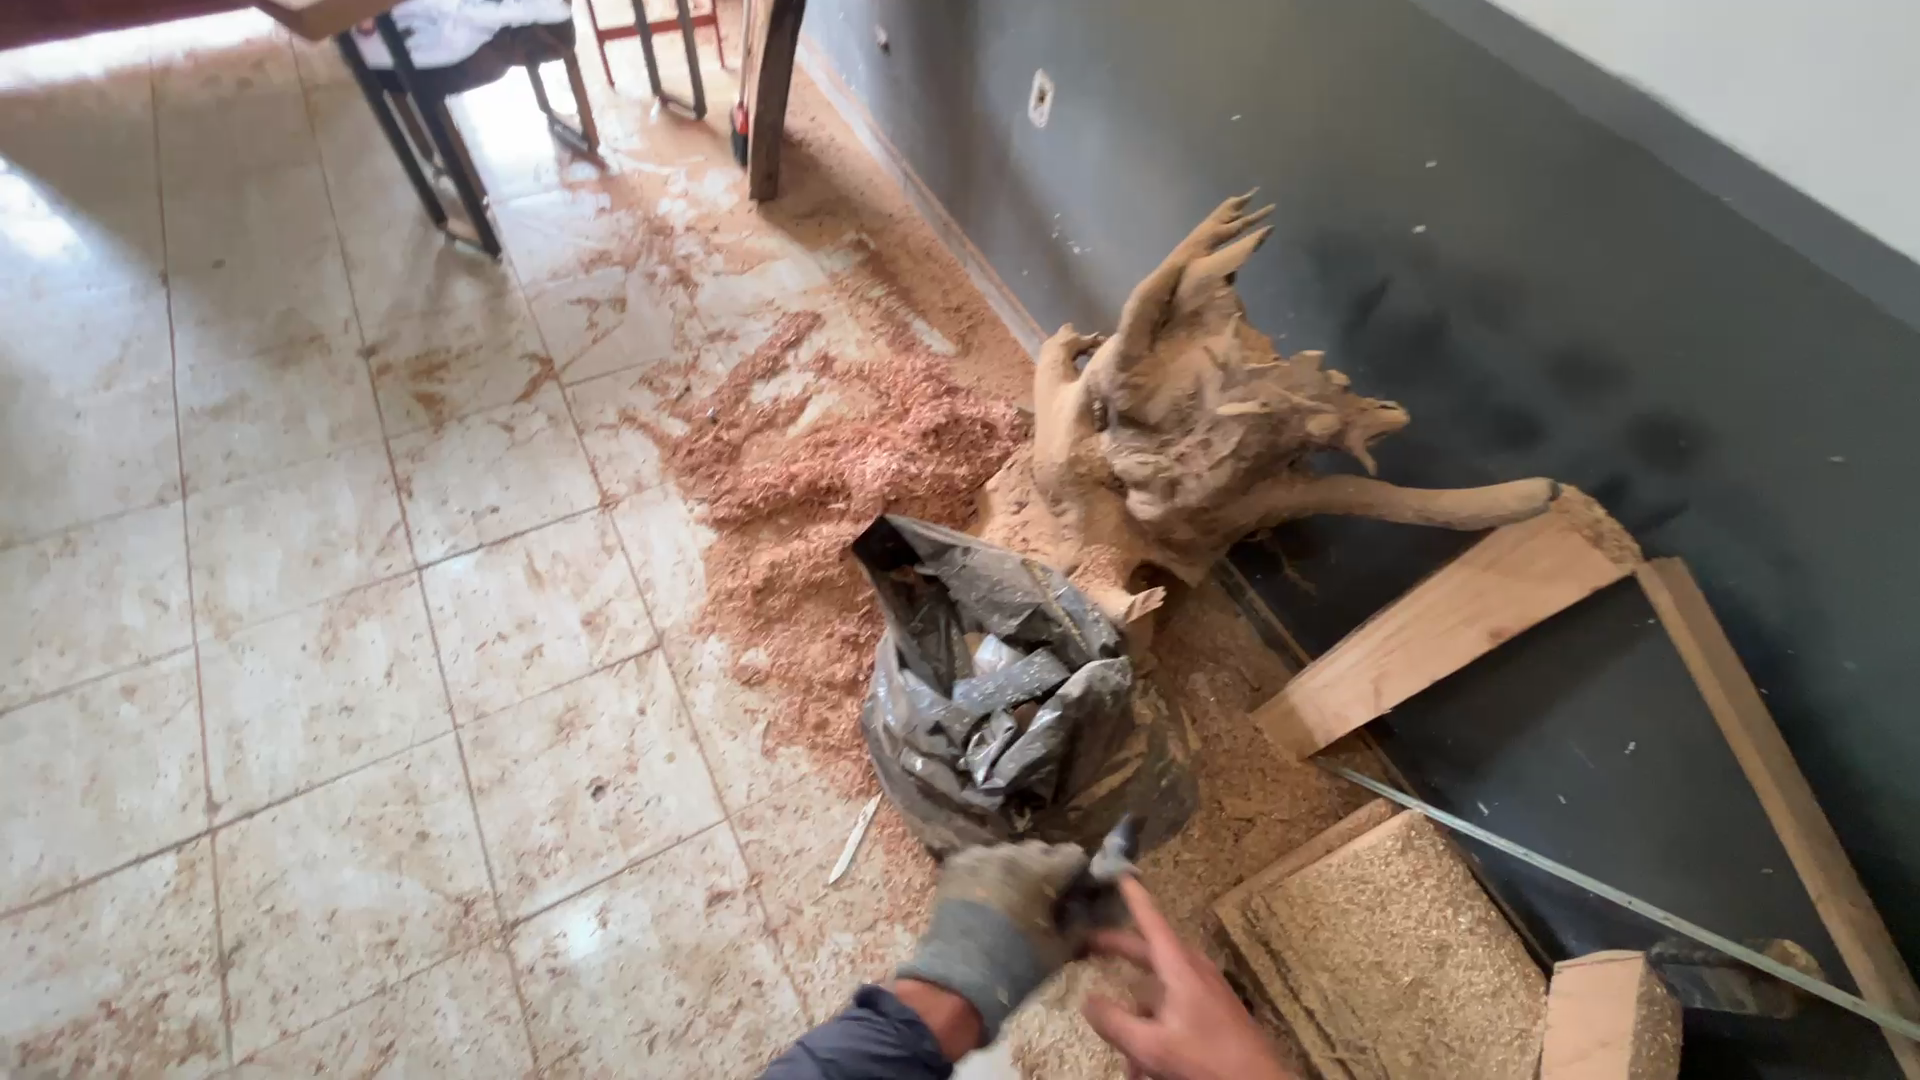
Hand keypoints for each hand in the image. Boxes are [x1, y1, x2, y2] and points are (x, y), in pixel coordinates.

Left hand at [895, 840, 1090, 1047]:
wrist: (959, 980)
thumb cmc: (1017, 966)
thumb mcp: (1060, 949)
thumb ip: (1080, 922)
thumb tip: (1085, 908)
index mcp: (1044, 871)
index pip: (1073, 853)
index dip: (1077, 872)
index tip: (1073, 890)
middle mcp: (1014, 853)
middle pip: (1040, 849)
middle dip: (1046, 868)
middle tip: (1042, 896)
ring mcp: (983, 854)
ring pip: (1009, 852)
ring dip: (1016, 868)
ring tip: (1010, 896)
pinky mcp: (957, 862)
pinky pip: (981, 857)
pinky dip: (987, 871)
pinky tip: (984, 894)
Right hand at [1082, 878, 1295, 1079]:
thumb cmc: (1208, 1061)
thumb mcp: (1153, 1047)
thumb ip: (1115, 1023)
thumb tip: (1086, 1000)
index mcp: (1178, 965)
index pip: (1150, 919)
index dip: (1133, 896)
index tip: (1119, 871)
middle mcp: (1191, 968)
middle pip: (1148, 949)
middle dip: (1118, 948)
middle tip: (1089, 943)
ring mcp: (1205, 989)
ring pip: (1159, 989)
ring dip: (1137, 1011)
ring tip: (1125, 1051)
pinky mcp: (1213, 1010)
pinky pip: (1174, 1007)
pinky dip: (1155, 1025)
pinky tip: (1146, 1065)